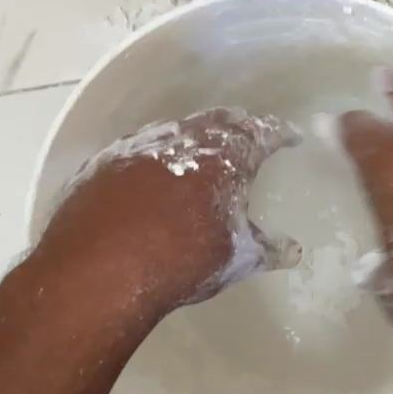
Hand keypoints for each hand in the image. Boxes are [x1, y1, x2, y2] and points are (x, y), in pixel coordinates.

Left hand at [29, 108, 300, 335]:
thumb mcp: (237, 259)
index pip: (262, 132)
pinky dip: (158, 154)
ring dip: (196, 137)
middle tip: (249, 136)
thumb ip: (268, 249)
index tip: (291, 137)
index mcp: (226, 157)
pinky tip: (154, 174)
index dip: (280, 133)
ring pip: (178, 129)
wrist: (97, 272)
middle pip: (219, 121)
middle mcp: (185, 139)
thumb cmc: (182, 261)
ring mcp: (140, 146)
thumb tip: (294, 252)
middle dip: (239, 126)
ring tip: (203, 152)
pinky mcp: (104, 162)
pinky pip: (140, 147)